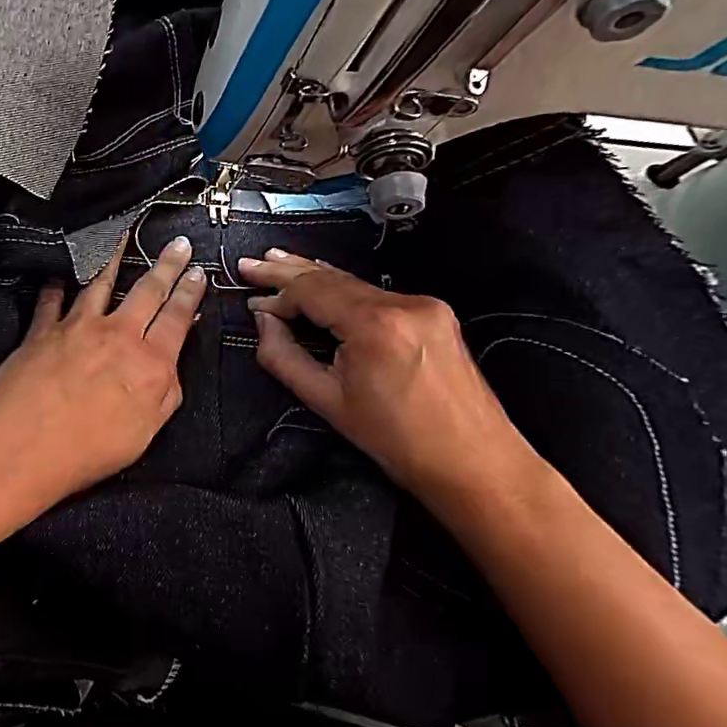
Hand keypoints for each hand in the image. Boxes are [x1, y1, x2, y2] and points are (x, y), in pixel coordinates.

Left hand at [0, 235, 207, 492]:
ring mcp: (78, 328)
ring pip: (103, 283)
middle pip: (149, 290)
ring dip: (117, 259)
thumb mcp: (145, 432)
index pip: (177, 317)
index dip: (190, 292)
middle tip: (178, 245)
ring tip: (125, 241)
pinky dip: (58, 286)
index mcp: (148, 362)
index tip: (198, 274)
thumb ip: (165, 396)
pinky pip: (53, 300)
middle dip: (167, 264)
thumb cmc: (83, 448)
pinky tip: (60, 276)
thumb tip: (171, 370)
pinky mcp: (44, 331)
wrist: (21, 444)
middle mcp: (117, 335)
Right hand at [237, 248, 531, 502]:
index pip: (312, 290)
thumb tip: (264, 322)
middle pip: (333, 277)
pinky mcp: (435, 312)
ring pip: (356, 283)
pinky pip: (379, 294)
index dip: (278, 291)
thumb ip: (284, 357)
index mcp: (375, 325)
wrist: (474, 463)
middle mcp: (403, 304)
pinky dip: (347, 291)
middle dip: (290, 270)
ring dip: (318, 277)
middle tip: (255, 263)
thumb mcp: (328, 403)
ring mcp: (424, 304)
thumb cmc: (401, 442)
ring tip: (281, 263)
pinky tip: (326, 285)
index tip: (252, 296)